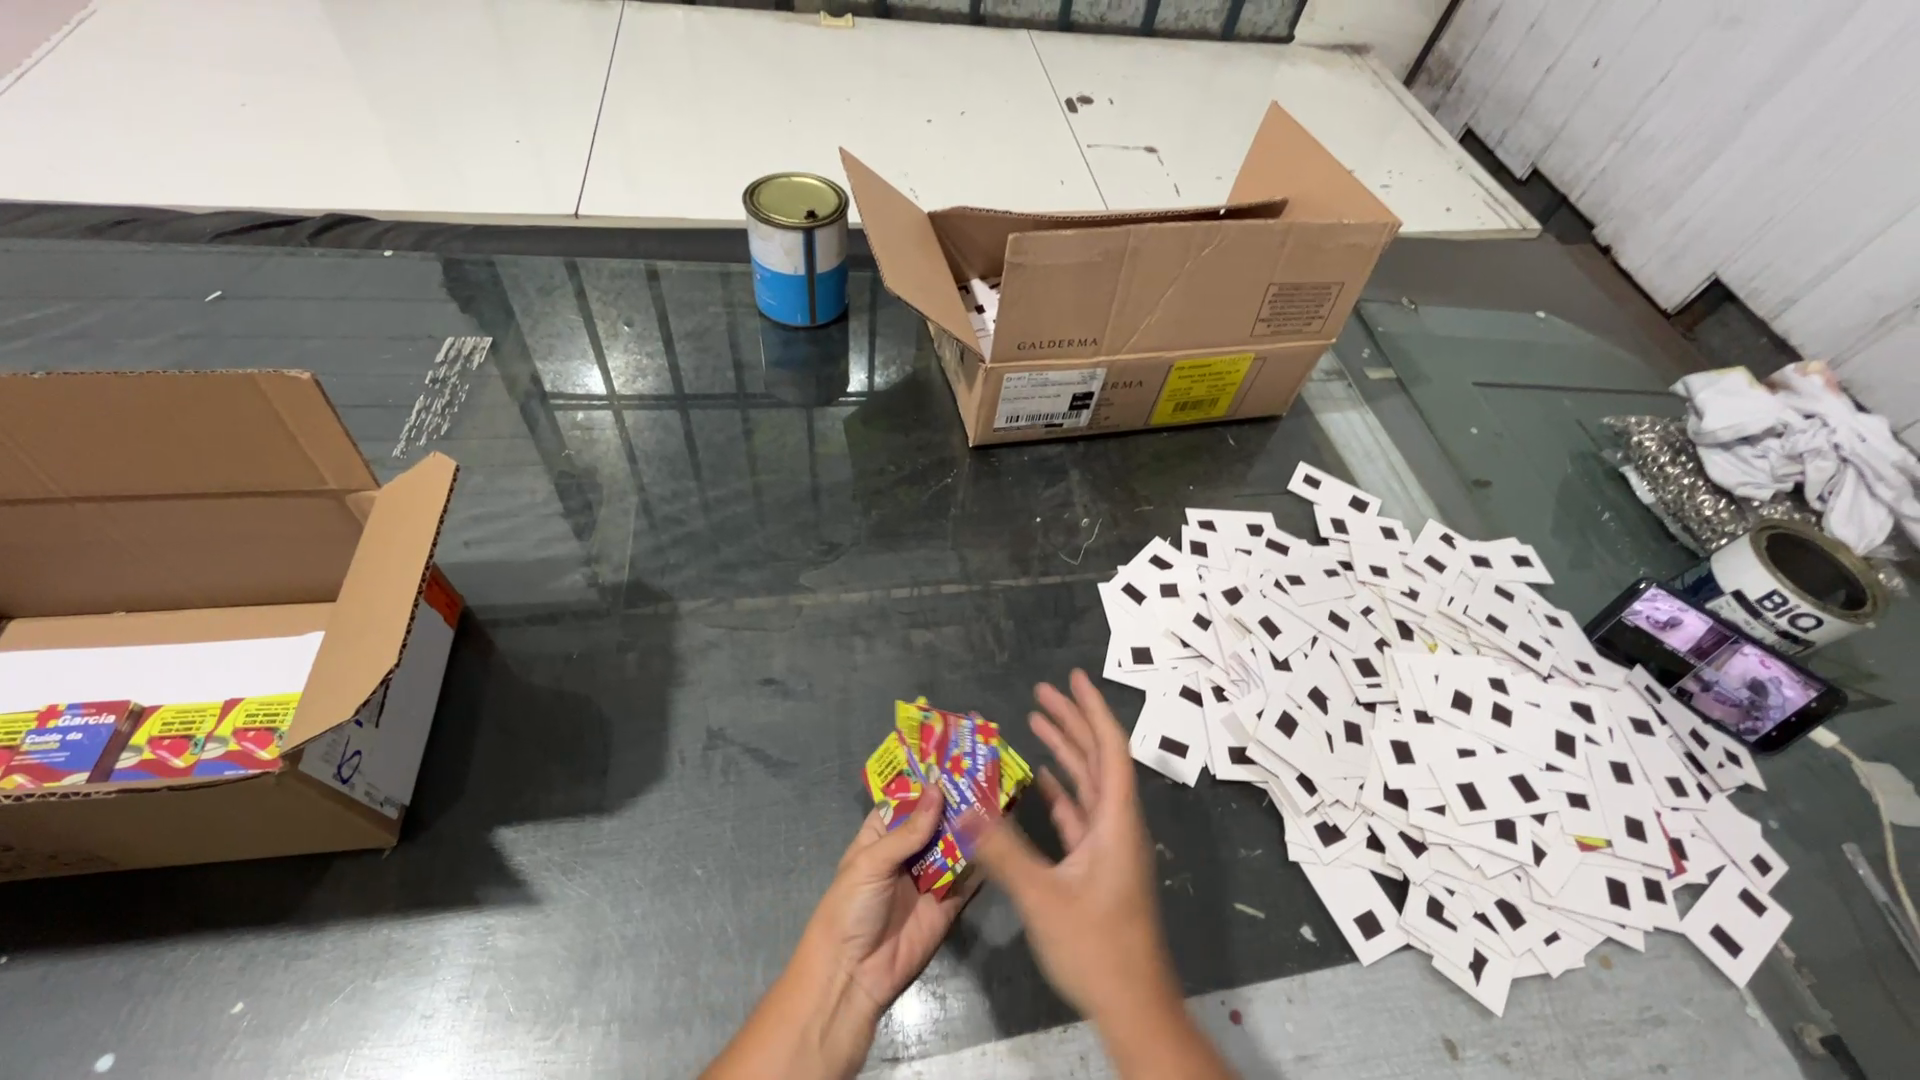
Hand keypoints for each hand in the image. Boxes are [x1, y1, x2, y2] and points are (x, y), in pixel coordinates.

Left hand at [807, 784, 979, 1017]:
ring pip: (955, 844)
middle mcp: (907, 852)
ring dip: (973, 825)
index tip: (951, 756)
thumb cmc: (849, 909)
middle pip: (935, 821)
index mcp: (880, 837)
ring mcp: (929, 877)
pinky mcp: (949, 903)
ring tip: (999, 796)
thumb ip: (908, 832)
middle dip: (956, 801)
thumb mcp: (871, 863)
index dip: (925, 782)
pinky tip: (1002, 838)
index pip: (905, 801)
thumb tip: (937, 791)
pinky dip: (983, 860)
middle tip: (985, 772)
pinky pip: (968, 877)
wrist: (854, 975)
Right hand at [967, 670, 1180, 1023]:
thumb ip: (1003, 849)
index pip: (1109, 749)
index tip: (1072, 678)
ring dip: (1066, 752)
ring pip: (1090, 785)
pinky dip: (1061, 792)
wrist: (1132, 1003)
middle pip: (1099, 759)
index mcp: (1116, 821)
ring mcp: (1110, 846)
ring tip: (1037, 721)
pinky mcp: (1099, 866)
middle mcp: (1118, 825)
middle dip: (1072, 722)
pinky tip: (1038, 780)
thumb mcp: (1043, 896)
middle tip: (1042, 692)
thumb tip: (966, 804)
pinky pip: (1081, 814)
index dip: (1091, 710)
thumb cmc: (1095, 946)